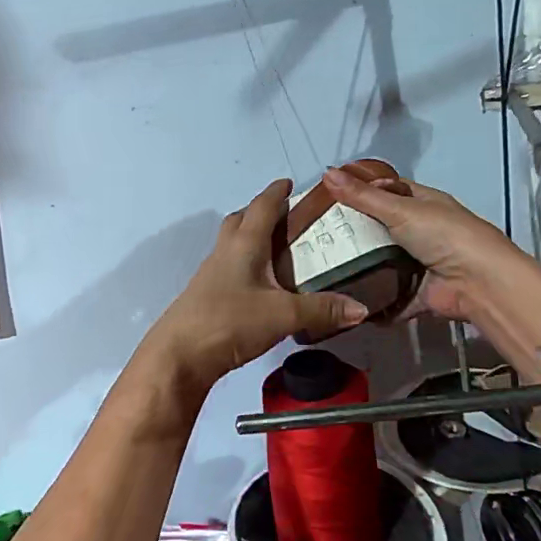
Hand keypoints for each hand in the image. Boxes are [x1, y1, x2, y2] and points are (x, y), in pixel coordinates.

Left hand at [142, 179, 369, 390]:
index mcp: (245, 244)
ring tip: (278, 250)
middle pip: (240, 220)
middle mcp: (225, 252)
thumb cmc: (230, 321)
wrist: (179, 356)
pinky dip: (245, 264)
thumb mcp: (283, 315)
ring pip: (232, 243)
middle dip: (261, 212)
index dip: (276, 193)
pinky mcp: (206, 295)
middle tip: (286, 218)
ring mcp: (211, 274)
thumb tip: (361, 309)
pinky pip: (228, 267)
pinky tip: (260, 285)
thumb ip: (322, 309)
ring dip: (251, 238)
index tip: (289, 184)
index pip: (261, 206)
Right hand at [319, 169, 540, 326]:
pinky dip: (374, 302)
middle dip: (354, 233)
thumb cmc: (443, 235)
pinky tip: (345, 301)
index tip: (328, 198)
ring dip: (360, 267)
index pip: (387, 190)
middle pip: (381, 228)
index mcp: (423, 202)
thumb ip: (362, 196)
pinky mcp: (418, 294)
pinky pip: (390, 298)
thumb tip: (327, 172)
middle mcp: (422, 231)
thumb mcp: (400, 209)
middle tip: (316, 238)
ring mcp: (420, 263)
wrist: (478, 283)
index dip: (361, 191)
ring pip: (383, 263)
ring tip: (321, 269)